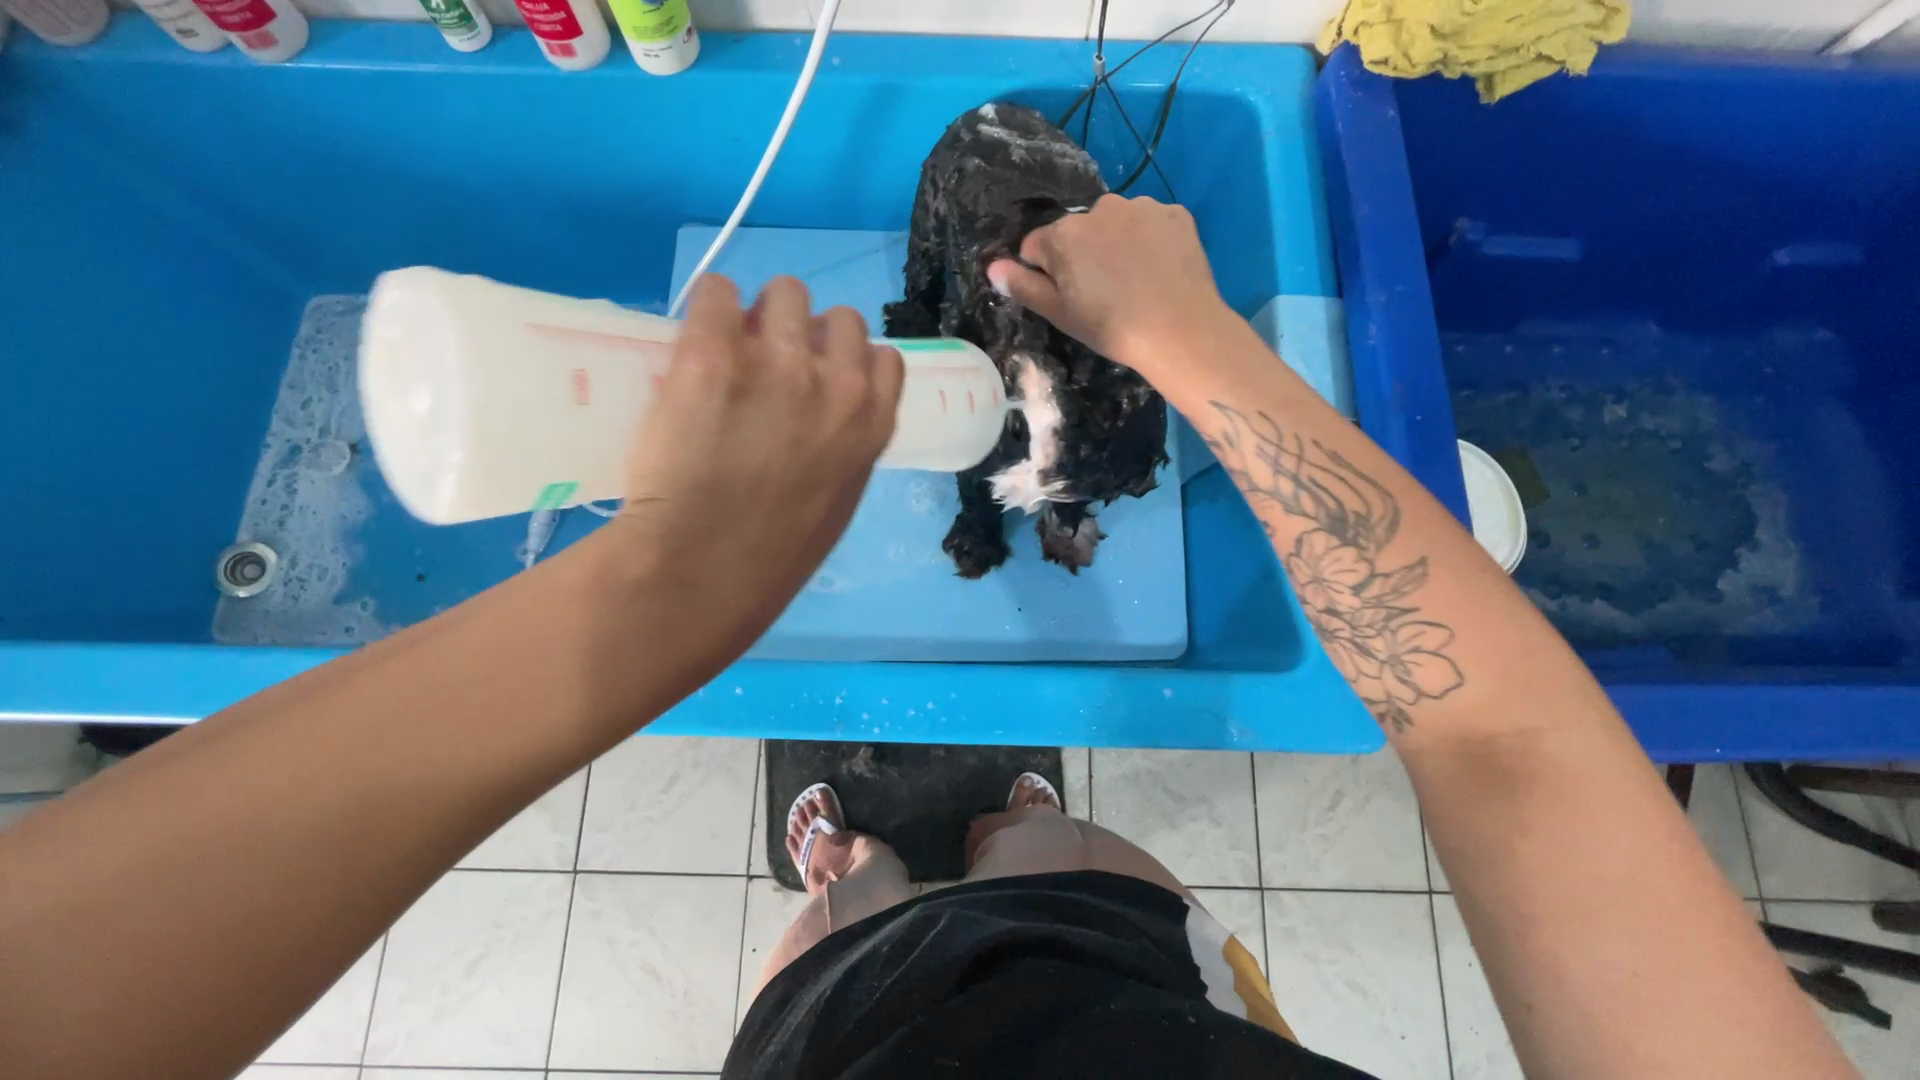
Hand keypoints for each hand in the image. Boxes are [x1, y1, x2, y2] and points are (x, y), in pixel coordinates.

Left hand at [604, 274, 902, 667]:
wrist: (700, 572)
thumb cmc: (770, 558)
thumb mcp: (836, 503)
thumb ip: (840, 449)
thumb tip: (815, 417)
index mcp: (872, 425)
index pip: (881, 357)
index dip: (844, 362)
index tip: (815, 378)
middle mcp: (837, 384)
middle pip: (838, 317)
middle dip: (805, 333)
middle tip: (765, 364)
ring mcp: (778, 364)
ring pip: (784, 292)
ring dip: (760, 314)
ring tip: (727, 348)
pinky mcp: (715, 353)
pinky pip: (717, 292)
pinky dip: (709, 306)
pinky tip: (694, 337)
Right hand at [985, 194, 1236, 384]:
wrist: (1180, 330)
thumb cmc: (1111, 327)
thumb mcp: (1060, 314)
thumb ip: (1023, 286)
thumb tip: (993, 267)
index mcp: (1064, 234)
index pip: (1036, 247)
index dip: (1046, 274)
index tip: (1067, 298)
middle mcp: (1100, 208)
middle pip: (1078, 231)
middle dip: (1083, 254)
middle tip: (1103, 293)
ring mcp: (1142, 207)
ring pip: (1116, 224)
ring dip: (1117, 244)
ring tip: (1134, 282)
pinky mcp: (1175, 213)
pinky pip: (1151, 223)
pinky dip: (1150, 241)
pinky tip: (1159, 271)